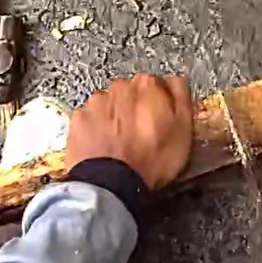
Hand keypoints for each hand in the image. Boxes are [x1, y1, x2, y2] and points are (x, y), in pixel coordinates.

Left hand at [65, 74, 192, 188]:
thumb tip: (176, 80)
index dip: (159, 105)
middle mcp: (120, 87)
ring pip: (108, 106)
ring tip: (119, 145)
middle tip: (139, 136)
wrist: (112, 182)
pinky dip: (95, 130)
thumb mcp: (183, 130)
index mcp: (147, 86)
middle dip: (134, 109)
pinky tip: (102, 147)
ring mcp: (96, 103)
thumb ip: (181, 97)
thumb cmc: (152, 158)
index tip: (160, 122)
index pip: (156, 85)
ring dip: (114, 119)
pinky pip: (89, 121)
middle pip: (130, 94)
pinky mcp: (78, 120)